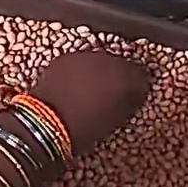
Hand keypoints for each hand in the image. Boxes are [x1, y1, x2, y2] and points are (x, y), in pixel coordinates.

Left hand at [28, 51, 148, 154]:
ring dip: (101, 72)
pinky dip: (82, 72)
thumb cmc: (85, 130)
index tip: (135, 97)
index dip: (138, 88)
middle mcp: (108, 60)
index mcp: (125, 77)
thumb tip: (132, 97)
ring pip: (100, 61)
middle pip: (122, 65)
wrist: (47, 122)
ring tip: (94, 90)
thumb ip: (128, 103)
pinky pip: (81, 63)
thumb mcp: (115, 120)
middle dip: (120, 77)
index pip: (141, 77)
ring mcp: (86, 56)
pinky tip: (77, 86)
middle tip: (115, 95)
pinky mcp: (67, 58)